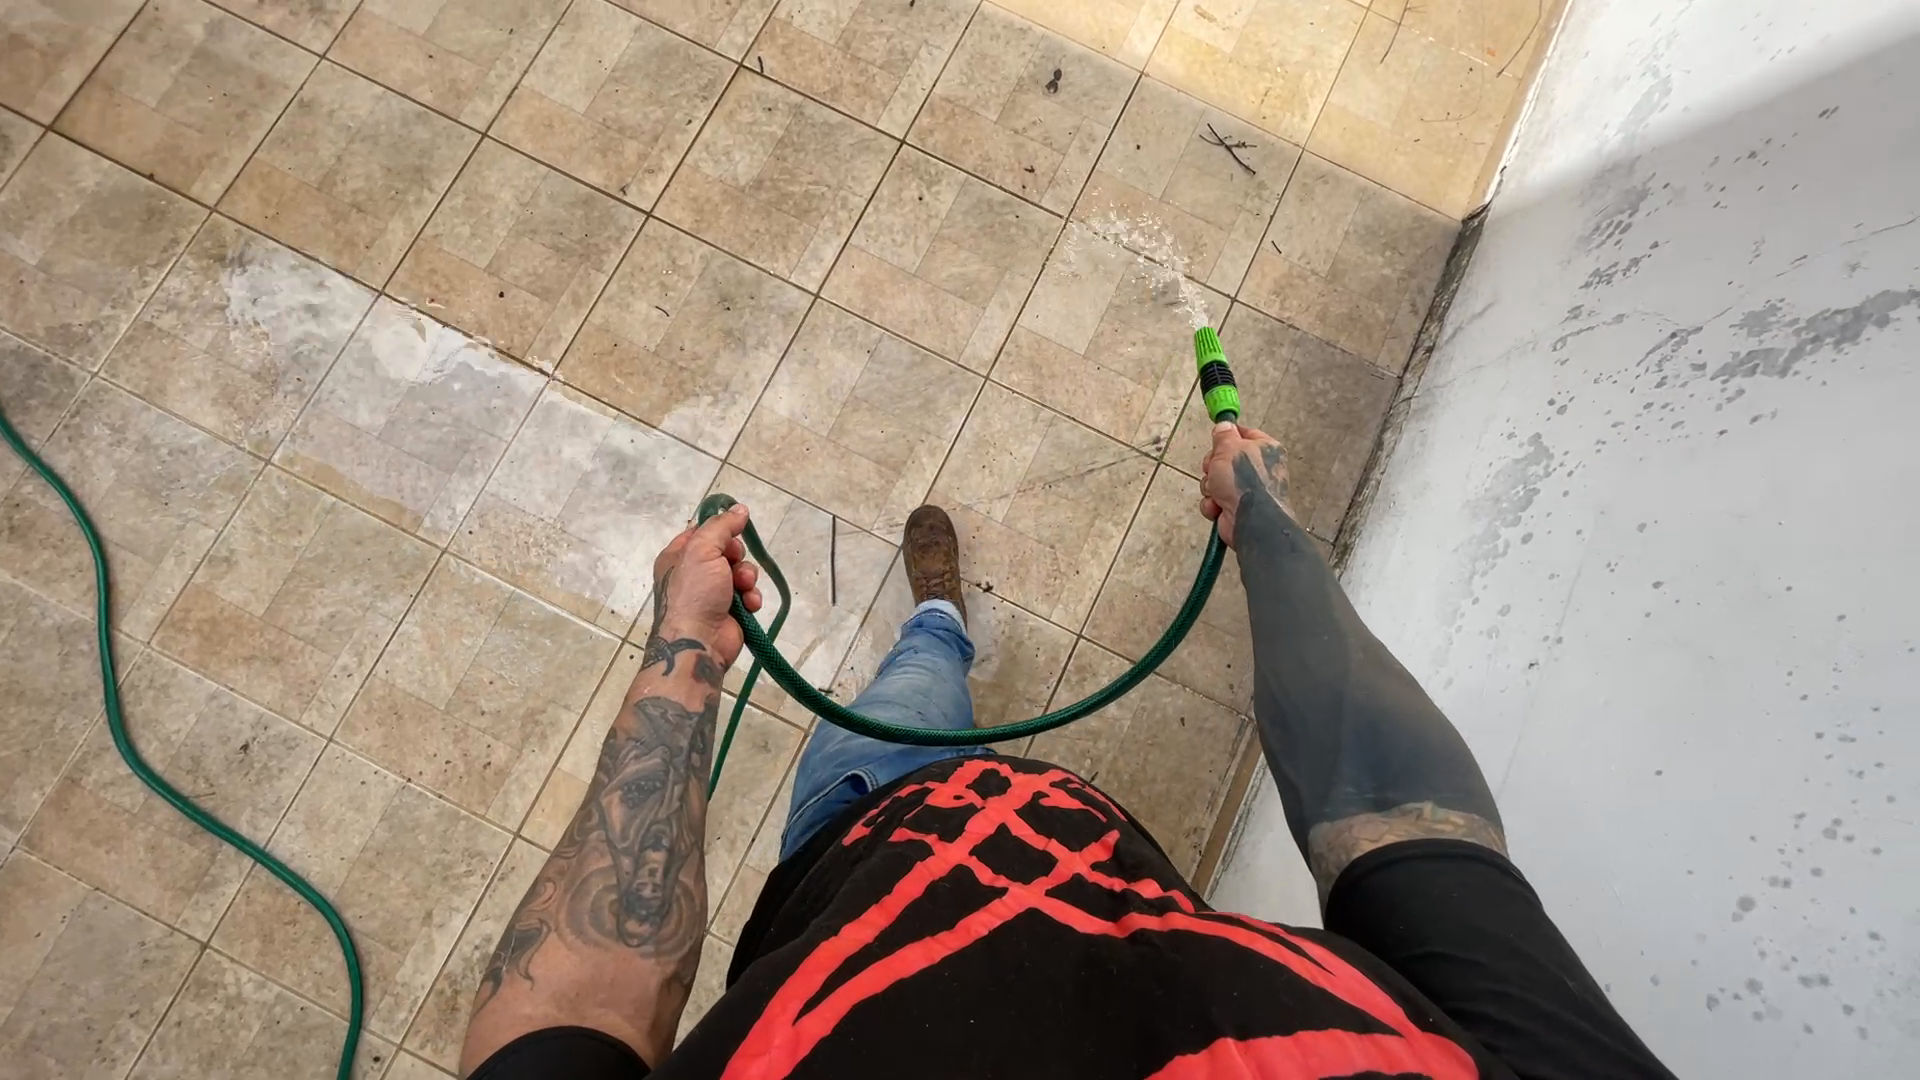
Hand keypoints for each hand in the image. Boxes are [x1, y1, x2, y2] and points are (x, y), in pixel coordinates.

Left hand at [647, 503, 762, 670]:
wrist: (697, 642)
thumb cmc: (693, 593)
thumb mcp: (702, 550)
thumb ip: (722, 527)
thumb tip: (740, 508)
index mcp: (678, 557)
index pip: (702, 532)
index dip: (720, 530)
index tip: (735, 529)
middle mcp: (694, 573)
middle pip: (727, 551)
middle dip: (738, 557)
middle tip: (734, 563)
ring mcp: (713, 594)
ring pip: (742, 573)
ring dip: (748, 578)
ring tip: (744, 588)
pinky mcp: (730, 612)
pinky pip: (748, 595)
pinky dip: (751, 598)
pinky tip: (749, 605)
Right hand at [1199, 421, 1293, 547]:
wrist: (1250, 519)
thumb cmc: (1243, 480)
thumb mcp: (1229, 448)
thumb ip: (1224, 435)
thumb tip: (1224, 425)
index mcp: (1264, 448)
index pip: (1244, 433)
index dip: (1226, 436)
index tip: (1215, 440)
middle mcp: (1258, 468)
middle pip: (1224, 458)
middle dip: (1213, 466)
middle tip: (1214, 469)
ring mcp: (1247, 489)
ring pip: (1215, 480)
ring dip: (1210, 486)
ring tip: (1217, 492)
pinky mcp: (1236, 508)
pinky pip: (1214, 500)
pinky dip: (1212, 504)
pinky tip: (1218, 506)